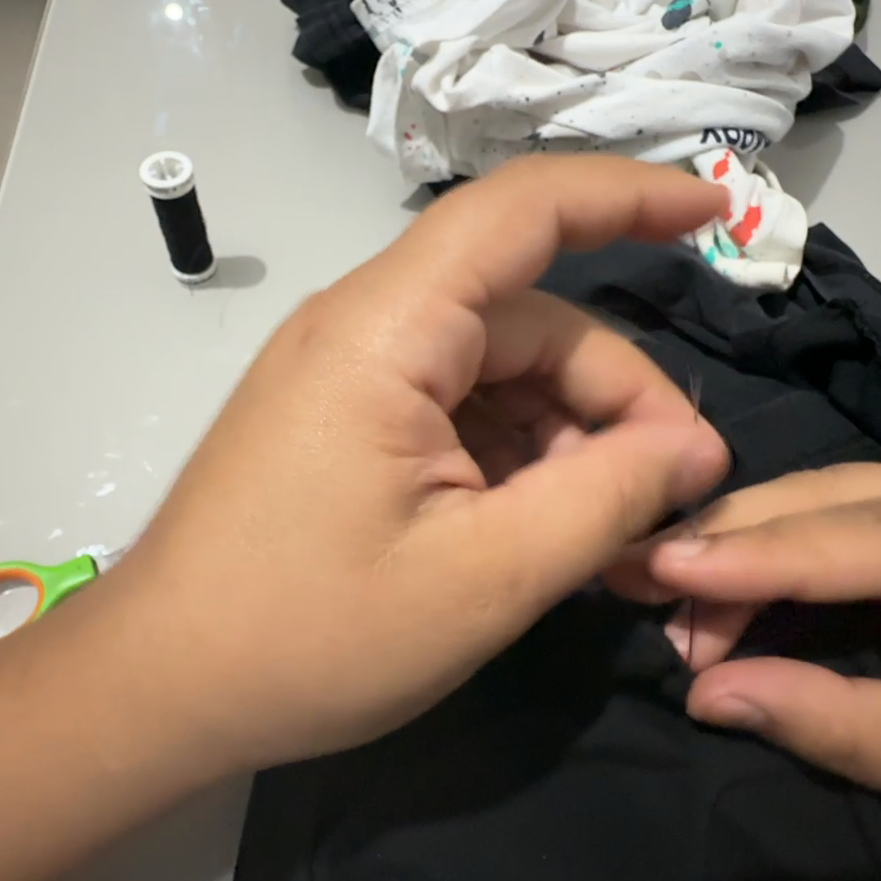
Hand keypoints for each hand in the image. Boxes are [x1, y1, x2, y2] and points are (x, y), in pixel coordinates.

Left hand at [93, 156, 728, 774]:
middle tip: (672, 494)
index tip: (717, 208)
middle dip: (613, 397)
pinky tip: (539, 526)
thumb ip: (603, 501)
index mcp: (385, 332)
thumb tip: (692, 449)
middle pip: (529, 321)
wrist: (162, 685)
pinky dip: (516, 456)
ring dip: (567, 438)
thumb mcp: (482, 578)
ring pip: (501, 372)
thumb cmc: (308, 636)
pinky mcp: (348, 420)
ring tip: (604, 532)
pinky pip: (460, 410)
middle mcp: (365, 327)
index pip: (519, 212)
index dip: (628, 194)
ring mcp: (353, 374)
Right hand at [633, 463, 880, 880]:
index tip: (662, 568)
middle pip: (828, 500)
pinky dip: (755, 557)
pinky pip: (816, 523)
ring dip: (731, 548)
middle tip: (632, 583)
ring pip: (810, 500)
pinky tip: (712, 593)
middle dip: (726, 543)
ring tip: (665, 604)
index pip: (876, 537)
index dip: (763, 553)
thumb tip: (708, 694)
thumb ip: (839, 726)